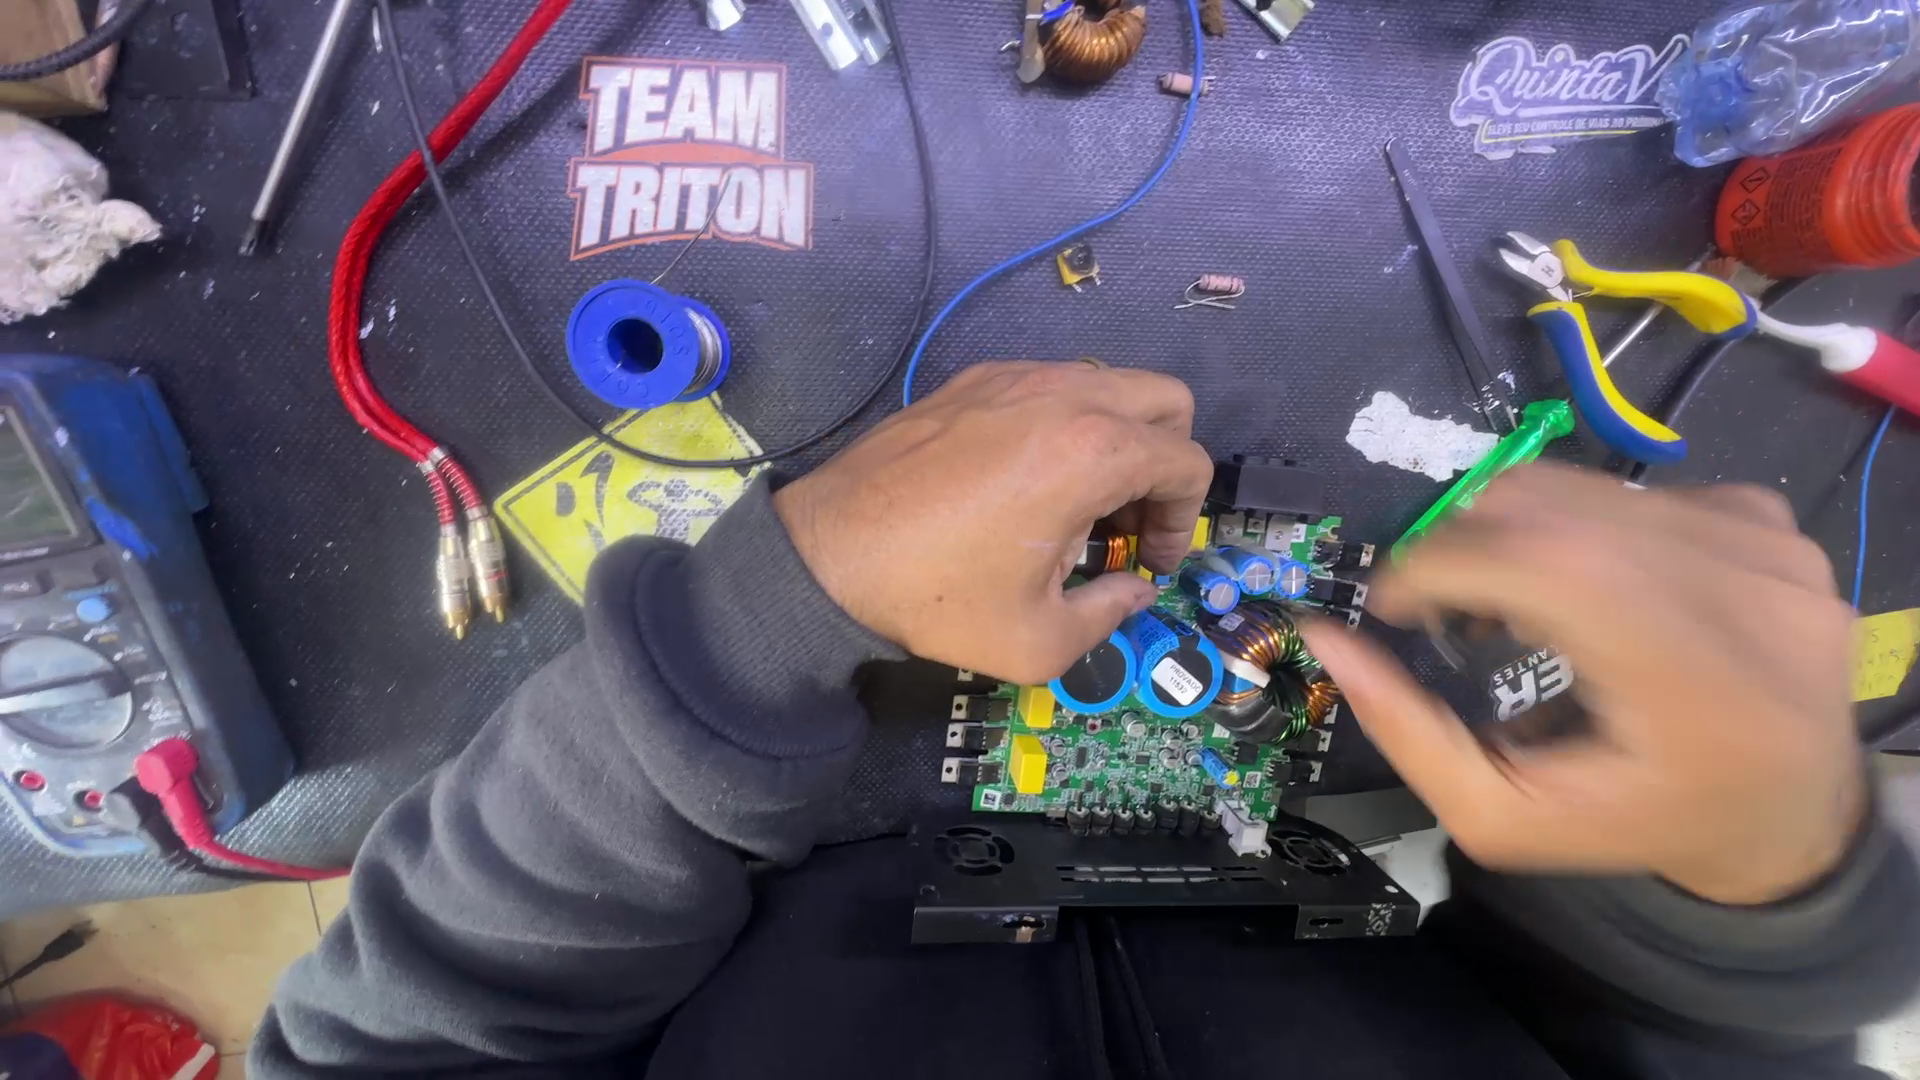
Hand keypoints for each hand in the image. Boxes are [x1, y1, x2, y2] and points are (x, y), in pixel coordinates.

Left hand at [774, 361, 1211, 684]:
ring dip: (1115, 439)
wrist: (828, 556)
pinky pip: (1048, 385)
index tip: (1146, 561)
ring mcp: (1012, 376)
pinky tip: (1023, 477)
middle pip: (1164, 401)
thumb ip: (1112, 613)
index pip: (1187, 462)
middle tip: (1124, 521)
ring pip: (1105, 384)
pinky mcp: (970, 379)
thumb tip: (1137, 589)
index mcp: (1092, 452)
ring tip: (1072, 502)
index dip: (1182, 520)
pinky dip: (1064, 422)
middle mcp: (1061, 394)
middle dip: (1165, 463)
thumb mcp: (1041, 641)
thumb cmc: (939, 599)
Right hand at [1299, 464, 1864, 904]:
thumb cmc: (1630, 821)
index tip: (1393, 606)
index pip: (1545, 564)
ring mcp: (1765, 546)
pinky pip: (1613, 490)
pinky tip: (1574, 586)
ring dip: (1499, 534)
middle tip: (1438, 606)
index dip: (1438, 564)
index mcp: (1699, 685)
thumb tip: (1323, 635)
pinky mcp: (1763, 521)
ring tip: (1502, 600)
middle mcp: (1748, 594)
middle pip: (1544, 507)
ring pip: (1567, 486)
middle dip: (1453, 546)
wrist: (1784, 810)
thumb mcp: (1497, 815)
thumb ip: (1400, 728)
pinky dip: (1559, 526)